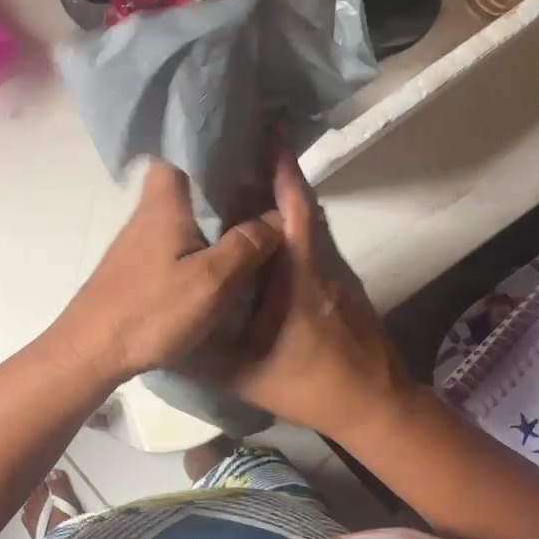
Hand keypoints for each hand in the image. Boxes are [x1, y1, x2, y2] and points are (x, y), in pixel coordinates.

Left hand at [45, 161, 283, 385]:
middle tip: (264, 186)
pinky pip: (176, 237)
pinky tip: (223, 255)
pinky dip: (200, 238)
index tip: (248, 146)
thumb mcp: (211, 281)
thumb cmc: (150, 310)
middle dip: (222, 181)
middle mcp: (148, 211)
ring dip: (213, 214)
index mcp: (164, 202)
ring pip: (183, 212)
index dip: (212, 144)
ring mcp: (139, 239)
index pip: (181, 150)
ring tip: (254, 219)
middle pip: (187, 182)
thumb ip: (246, 246)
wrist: (91, 351)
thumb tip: (279, 217)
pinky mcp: (137, 264)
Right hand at [201, 149, 424, 440]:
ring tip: (248, 197)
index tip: (269, 133)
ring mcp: (337, 277)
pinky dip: (293, 237)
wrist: (375, 405)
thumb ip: (203, 355)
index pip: (292, 207)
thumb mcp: (245, 374)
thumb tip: (163, 337)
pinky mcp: (345, 291)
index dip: (283, 168)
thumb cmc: (309, 384)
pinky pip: (315, 251)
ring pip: (310, 231)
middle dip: (277, 178)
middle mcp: (320, 264)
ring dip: (284, 208)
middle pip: (301, 209)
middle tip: (243, 157)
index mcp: (297, 274)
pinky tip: (269, 252)